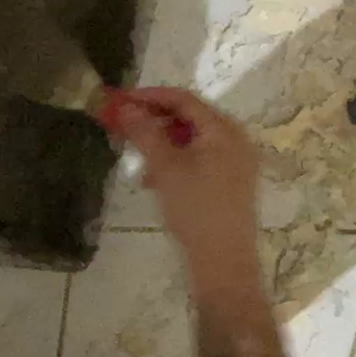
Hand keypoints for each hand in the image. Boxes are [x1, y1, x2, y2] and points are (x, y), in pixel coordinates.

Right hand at [110, 88, 259, 278]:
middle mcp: (235, 139)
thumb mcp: (164, 168)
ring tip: (138, 158)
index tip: (119, 100)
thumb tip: (126, 107)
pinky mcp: (231, 180)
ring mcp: (236, 161)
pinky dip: (175, 159)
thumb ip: (145, 133)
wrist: (222, 260)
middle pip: (189, 117)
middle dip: (153, 120)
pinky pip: (199, 157)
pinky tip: (155, 179)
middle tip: (123, 126)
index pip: (183, 99)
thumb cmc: (194, 209)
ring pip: (192, 139)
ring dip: (161, 141)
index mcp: (223, 131)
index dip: (149, 96)